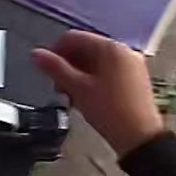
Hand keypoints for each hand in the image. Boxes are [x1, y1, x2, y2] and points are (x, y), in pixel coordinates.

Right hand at [30, 30, 165, 158]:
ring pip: (95, 60)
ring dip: (77, 73)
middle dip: (67, 64)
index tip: (47, 71)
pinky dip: (92, 78)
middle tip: (58, 86)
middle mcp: (123, 50)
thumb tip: (35, 54)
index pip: (74, 37)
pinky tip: (86, 96)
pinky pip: (106, 70)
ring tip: (71, 94)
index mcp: (110, 48)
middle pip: (85, 48)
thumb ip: (55, 68)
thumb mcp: (77, 88)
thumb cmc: (108, 110)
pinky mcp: (134, 77)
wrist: (140, 137)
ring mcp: (131, 64)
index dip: (55, 51)